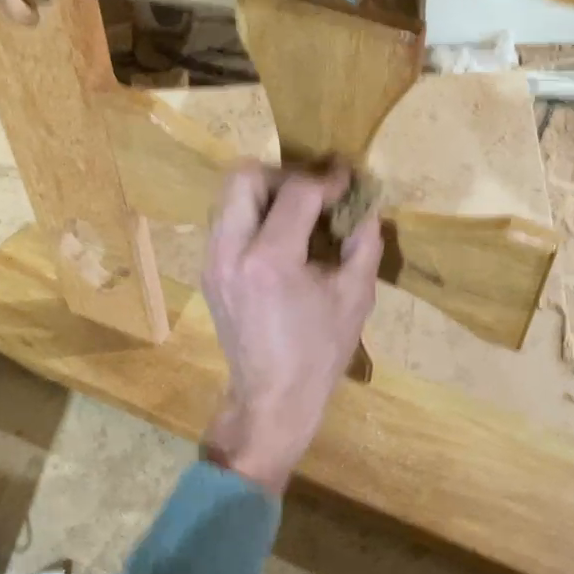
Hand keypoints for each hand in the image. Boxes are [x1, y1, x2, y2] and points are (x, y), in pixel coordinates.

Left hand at [201, 163, 383, 493]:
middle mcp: (231, 252)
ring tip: (298, 216)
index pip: (296, 192)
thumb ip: (363, 244)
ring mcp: (212, 262)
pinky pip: (226, 223)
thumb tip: (365, 209)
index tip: (348, 181)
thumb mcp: (355, 297)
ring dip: (265, 194)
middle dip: (283, 176)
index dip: (327, 180)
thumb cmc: (320, 353)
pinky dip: (253, 217)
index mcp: (270, 260)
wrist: (273, 398)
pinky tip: (281, 240)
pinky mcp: (208, 273)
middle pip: (244, 177)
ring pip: (229, 197)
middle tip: (313, 194)